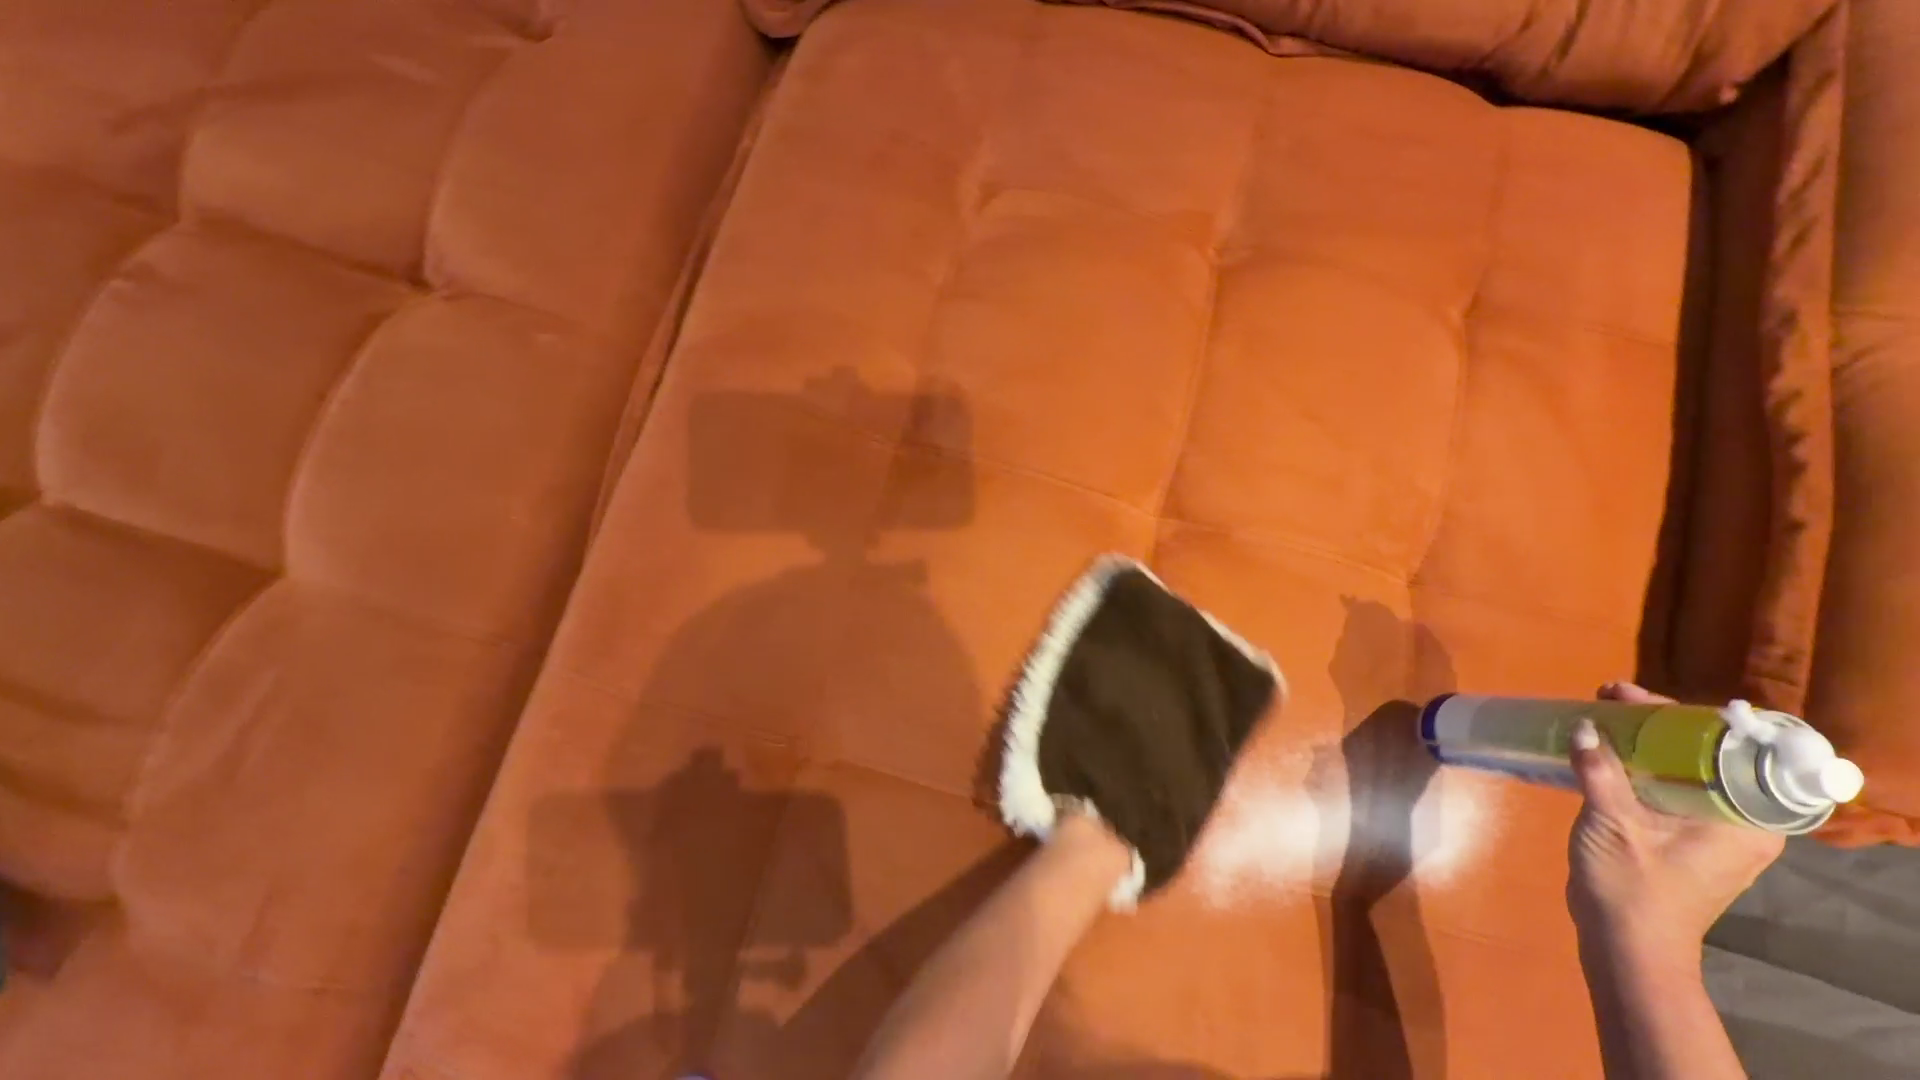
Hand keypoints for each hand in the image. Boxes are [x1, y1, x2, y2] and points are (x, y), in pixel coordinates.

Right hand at [1566, 683, 1784, 955]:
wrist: (1626, 944)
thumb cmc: (1633, 886)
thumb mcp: (1613, 823)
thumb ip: (1601, 773)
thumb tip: (1586, 727)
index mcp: (1745, 819)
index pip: (1730, 749)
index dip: (1683, 715)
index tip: (1635, 696)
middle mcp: (1740, 822)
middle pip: (1705, 755)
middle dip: (1656, 722)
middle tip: (1609, 697)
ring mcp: (1711, 832)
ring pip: (1683, 769)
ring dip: (1644, 742)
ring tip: (1602, 716)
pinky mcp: (1682, 838)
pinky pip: (1667, 788)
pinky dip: (1638, 766)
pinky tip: (1605, 753)